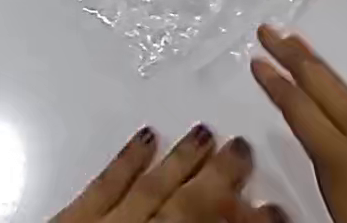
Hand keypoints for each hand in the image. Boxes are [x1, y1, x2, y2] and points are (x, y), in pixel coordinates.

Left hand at [53, 123, 286, 222]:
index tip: (275, 208)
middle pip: (186, 211)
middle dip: (218, 180)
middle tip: (242, 148)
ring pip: (149, 190)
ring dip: (180, 162)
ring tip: (204, 133)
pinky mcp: (71, 219)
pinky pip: (104, 184)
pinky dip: (127, 160)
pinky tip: (145, 135)